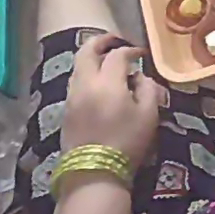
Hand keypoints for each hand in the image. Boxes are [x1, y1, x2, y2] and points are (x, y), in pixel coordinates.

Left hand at [59, 33, 163, 166]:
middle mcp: (86, 83)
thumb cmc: (127, 143)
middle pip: (87, 52)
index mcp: (108, 82)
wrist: (94, 173)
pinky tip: (98, 82)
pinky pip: (75, 82)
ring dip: (91, 58)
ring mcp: (72, 96)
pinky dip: (86, 73)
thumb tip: (139, 76)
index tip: (140, 54)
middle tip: (114, 40)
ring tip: (105, 61)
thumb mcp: (148, 115)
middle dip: (101, 42)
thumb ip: (147, 89)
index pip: (117, 55)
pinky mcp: (66, 110)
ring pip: (78, 66)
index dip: (130, 50)